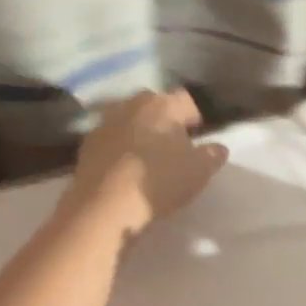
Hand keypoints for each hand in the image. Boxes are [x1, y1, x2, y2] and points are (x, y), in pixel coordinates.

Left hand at [68, 89, 228, 233]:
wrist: (107, 204)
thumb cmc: (161, 181)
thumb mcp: (199, 172)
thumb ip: (212, 155)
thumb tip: (219, 147)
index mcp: (164, 105)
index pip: (186, 100)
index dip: (194, 117)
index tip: (197, 136)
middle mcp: (133, 104)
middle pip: (154, 106)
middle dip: (164, 122)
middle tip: (172, 148)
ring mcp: (106, 122)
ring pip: (129, 121)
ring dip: (138, 133)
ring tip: (146, 159)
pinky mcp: (87, 143)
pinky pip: (110, 140)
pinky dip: (118, 149)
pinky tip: (123, 170)